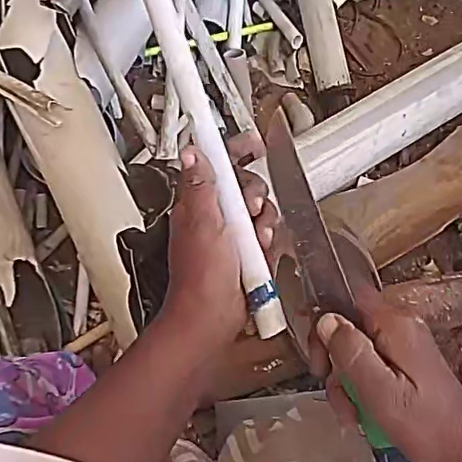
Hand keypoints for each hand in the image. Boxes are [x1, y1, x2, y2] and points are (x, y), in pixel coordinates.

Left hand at [153, 134, 276, 353]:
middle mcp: (214, 218)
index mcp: (197, 204)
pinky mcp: (246, 256)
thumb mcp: (202, 222)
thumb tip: (193, 152)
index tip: (253, 144)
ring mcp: (231, 238)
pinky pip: (267, 239)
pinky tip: (262, 256)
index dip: (235, 151)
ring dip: (264, 225)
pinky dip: (268, 246)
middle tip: (252, 211)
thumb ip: (201, 185)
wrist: (212, 318)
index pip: (217, 165)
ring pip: (261, 214)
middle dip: (256, 197)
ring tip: (257, 241)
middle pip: (246, 188)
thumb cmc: (201, 277)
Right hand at [310, 288, 461, 461]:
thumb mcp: (380, 391)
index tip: (317, 357)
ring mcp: (402, 345)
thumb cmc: (424, 424)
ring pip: (354, 350)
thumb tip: (326, 320)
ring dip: (345, 382)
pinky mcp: (404, 363)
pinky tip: (362, 412)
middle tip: (331, 388)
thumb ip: (351, 352)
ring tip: (352, 413)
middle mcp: (399, 326)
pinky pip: (369, 364)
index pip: (347, 298)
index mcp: (394, 325)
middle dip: (333, 360)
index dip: (324, 320)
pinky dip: (359, 387)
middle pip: (348, 327)